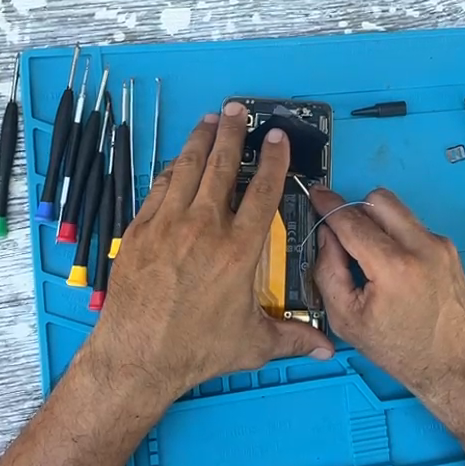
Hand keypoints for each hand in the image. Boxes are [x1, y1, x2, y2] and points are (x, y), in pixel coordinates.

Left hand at [79, 103, 334, 408]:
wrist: (138, 355)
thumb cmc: (197, 349)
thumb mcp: (253, 344)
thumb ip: (293, 337)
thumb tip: (326, 350)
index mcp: (239, 249)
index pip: (263, 191)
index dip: (273, 160)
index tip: (276, 138)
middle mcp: (205, 227)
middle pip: (221, 166)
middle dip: (232, 133)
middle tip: (236, 110)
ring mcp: (169, 224)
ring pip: (187, 168)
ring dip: (200, 141)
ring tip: (209, 120)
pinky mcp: (141, 230)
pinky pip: (159, 187)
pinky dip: (172, 169)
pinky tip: (178, 160)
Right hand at [309, 188, 464, 402]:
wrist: (452, 365)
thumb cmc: (399, 349)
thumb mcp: (346, 319)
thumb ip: (328, 270)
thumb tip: (326, 235)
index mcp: (394, 267)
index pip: (352, 220)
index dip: (328, 204)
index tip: (316, 194)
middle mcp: (422, 247)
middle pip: (378, 199)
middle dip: (356, 210)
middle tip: (345, 234)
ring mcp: (440, 245)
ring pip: (397, 209)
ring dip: (377, 221)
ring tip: (370, 255)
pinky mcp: (449, 248)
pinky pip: (413, 225)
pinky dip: (396, 235)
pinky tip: (392, 266)